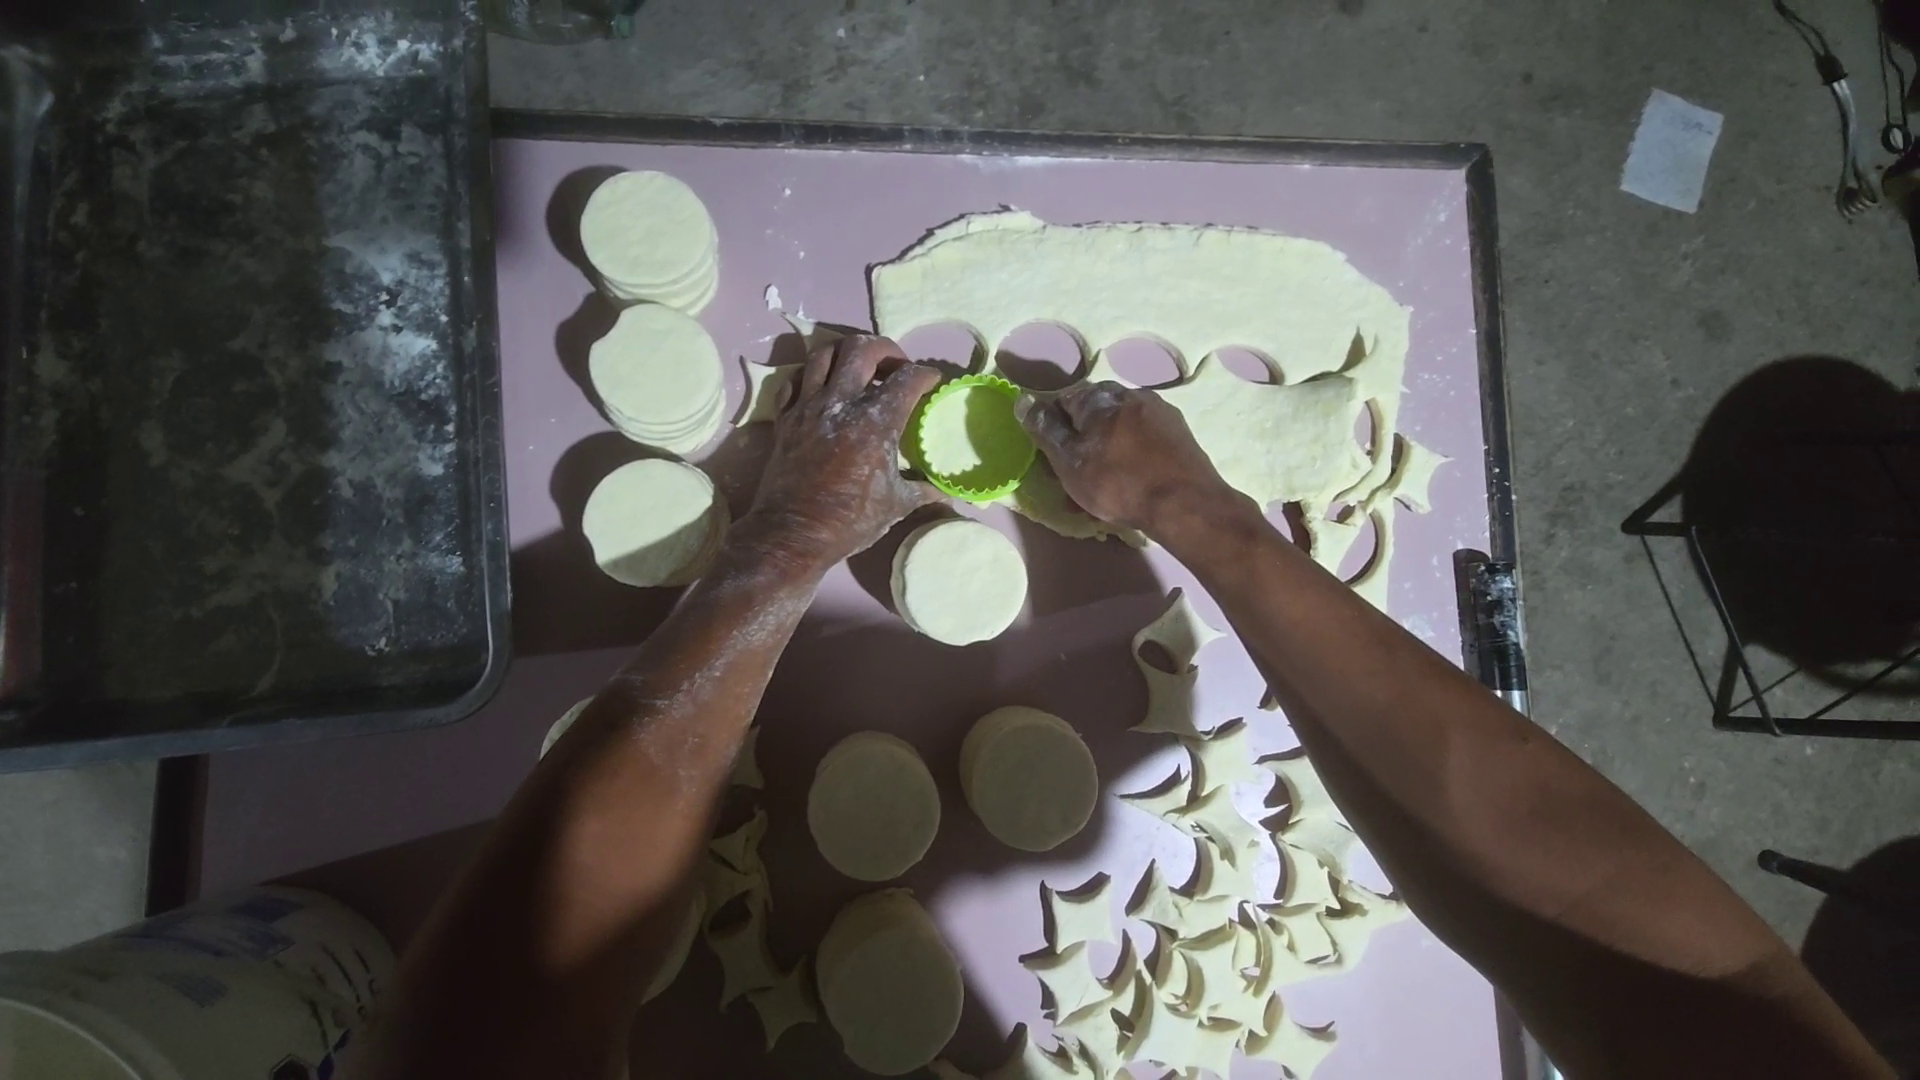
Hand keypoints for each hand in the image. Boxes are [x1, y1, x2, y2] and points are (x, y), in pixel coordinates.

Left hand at [736, 335, 943, 571]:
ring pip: (825, 353)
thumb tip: (946, 491)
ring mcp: (808, 406)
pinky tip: (824, 388)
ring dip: (847, 354)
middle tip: (896, 367)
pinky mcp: (785, 417)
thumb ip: (923, 489)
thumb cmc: (850, 521)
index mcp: (875, 422)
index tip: (932, 382)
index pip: (907, 378)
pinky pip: (797, 378)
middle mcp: (841, 403)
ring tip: (859, 369)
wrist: (793, 533)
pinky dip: (813, 374)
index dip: (926, 375)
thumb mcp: (896, 505)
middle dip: (887, 349)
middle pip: (863, 348)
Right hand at [1016, 380, 1245, 536]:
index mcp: (1099, 397)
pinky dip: (1127, 460)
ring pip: (1117, 432)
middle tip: (1072, 478)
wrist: (1185, 504)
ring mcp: (1159, 413)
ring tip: (1098, 489)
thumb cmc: (1118, 483)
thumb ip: (1045, 429)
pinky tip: (1127, 485)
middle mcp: (1130, 394)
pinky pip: (1140, 443)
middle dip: (1079, 444)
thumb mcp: (1069, 461)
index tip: (1049, 458)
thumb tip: (1023, 400)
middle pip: (1092, 416)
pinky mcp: (1178, 434)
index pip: (1062, 401)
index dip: (1050, 429)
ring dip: (1102, 455)